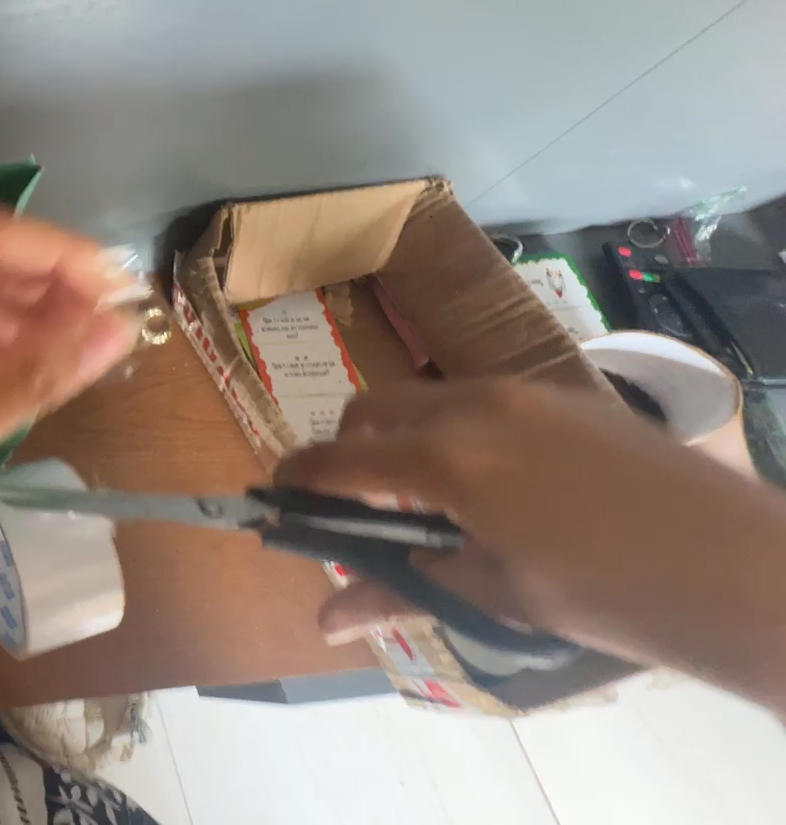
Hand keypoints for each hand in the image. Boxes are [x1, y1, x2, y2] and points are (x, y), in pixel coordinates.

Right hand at [277, 380, 785, 706]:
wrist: (767, 579)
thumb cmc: (616, 600)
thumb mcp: (495, 597)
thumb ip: (397, 593)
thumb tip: (325, 624)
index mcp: (444, 461)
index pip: (336, 458)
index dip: (298, 477)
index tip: (279, 494)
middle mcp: (470, 408)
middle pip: (367, 410)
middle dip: (345, 448)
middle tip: (361, 499)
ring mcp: (521, 392)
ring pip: (421, 398)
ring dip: (399, 434)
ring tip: (432, 490)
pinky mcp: (565, 394)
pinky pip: (476, 398)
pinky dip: (453, 427)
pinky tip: (495, 477)